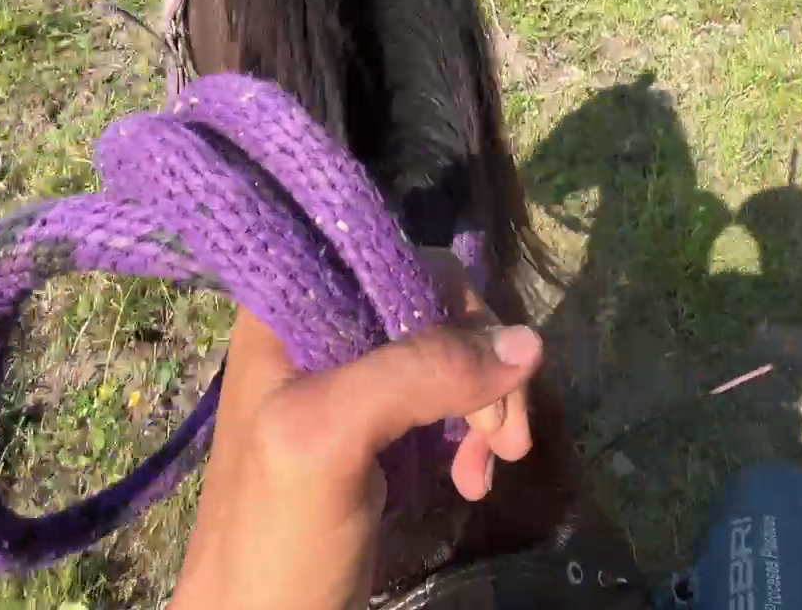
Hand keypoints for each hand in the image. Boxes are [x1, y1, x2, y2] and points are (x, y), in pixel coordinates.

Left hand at [170, 307, 542, 609]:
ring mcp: (355, 373)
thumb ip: (416, 373)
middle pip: (437, 304)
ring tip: (498, 460)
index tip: (483, 364)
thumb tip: (529, 341)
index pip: (398, 261)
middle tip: (503, 433)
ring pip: (453, 346)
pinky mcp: (381, 418)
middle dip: (481, 362)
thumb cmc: (272, 540)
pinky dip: (478, 427)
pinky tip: (476, 475)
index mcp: (292, 307)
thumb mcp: (329, 440)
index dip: (452, 303)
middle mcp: (325, 325)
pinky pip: (451, 392)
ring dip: (488, 399)